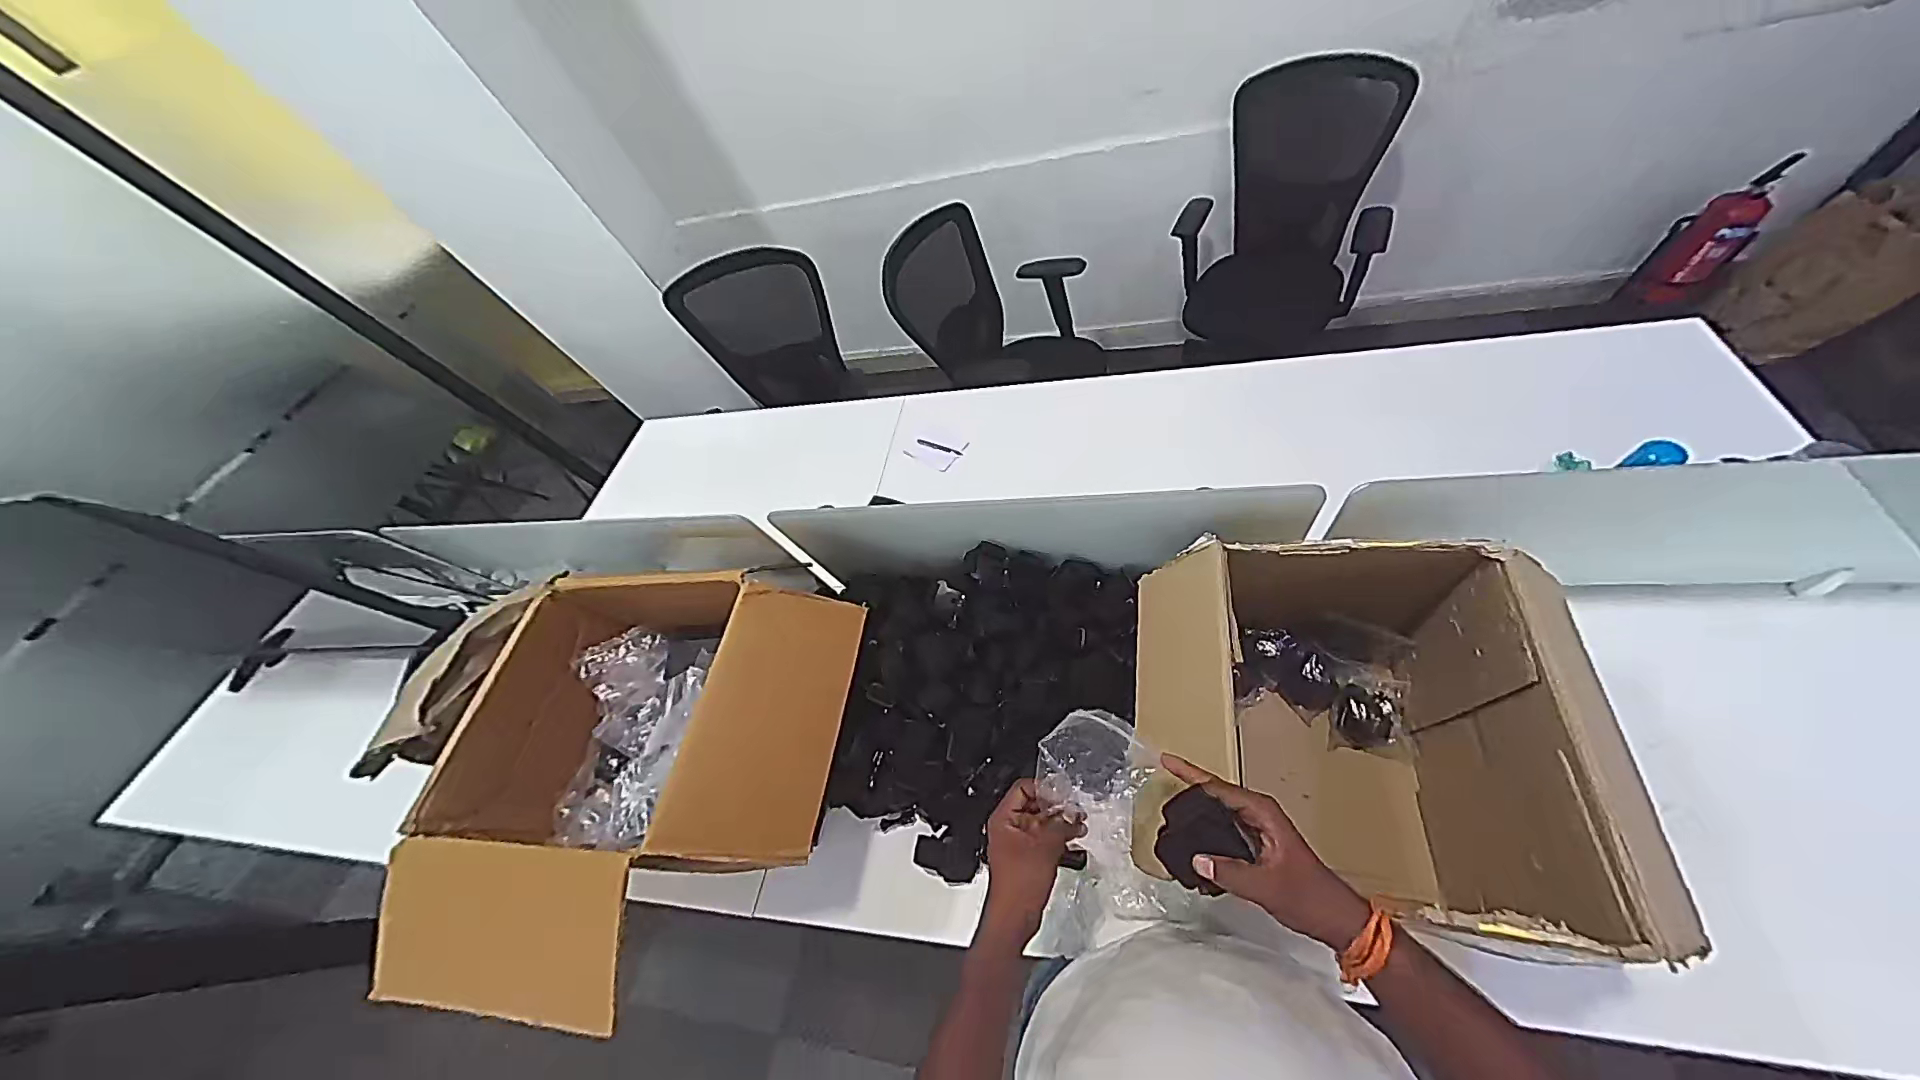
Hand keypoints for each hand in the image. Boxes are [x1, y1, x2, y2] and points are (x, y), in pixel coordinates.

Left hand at [981, 779, 1084, 940]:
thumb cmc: (1019, 884)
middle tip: (1076, 810)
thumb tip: (1072, 812)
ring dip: (1060, 822)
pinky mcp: (1027, 857)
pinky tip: (1074, 840)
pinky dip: (1058, 837)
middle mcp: (1009, 828)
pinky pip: (1044, 839)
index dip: (1044, 789)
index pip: (1023, 788)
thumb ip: (1061, 824)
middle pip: (1034, 804)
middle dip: (1057, 807)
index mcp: (1004, 819)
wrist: (1015, 916)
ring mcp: (1018, 843)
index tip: (1064, 794)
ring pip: (1041, 822)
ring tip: (1079, 825)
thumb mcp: (1045, 846)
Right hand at [1161, 753, 1369, 950]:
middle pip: (1217, 792)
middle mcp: (1260, 814)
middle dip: (1190, 785)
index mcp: (1263, 812)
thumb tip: (1196, 860)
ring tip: (1172, 806)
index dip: (1191, 773)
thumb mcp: (1266, 886)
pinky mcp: (1257, 844)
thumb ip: (1229, 873)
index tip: (1168, 761)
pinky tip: (1192, 839)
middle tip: (1164, 780)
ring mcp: (1259, 828)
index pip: (1219, 787)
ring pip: (1220, 810)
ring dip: (1198, 807)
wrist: (1337, 919)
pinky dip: (1207, 828)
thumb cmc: (1309, 898)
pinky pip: (1225, 828)